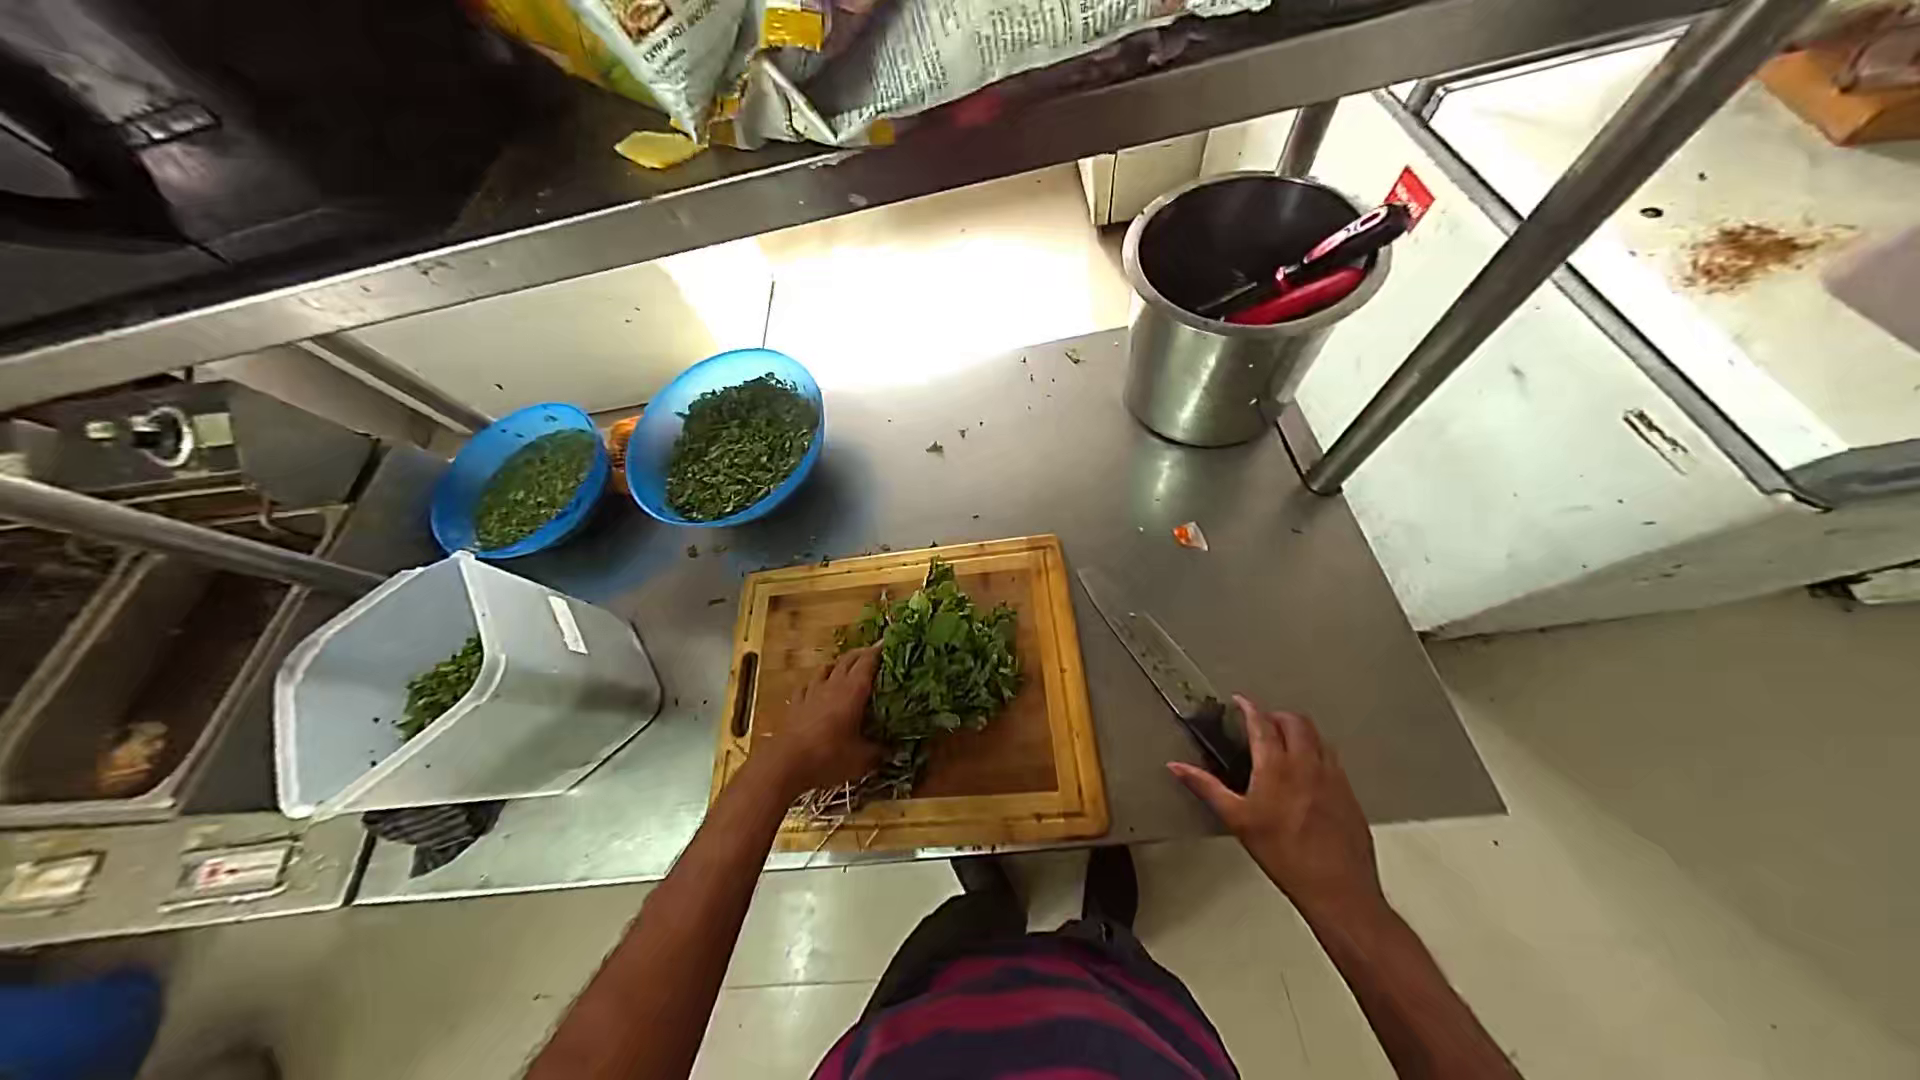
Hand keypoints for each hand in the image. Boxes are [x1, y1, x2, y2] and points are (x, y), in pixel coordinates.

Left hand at [750, 645, 882, 799]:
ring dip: (837, 665)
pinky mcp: (795, 705)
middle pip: (847, 660)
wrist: (786, 764)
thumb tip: (893, 749)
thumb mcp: (862, 759)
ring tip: (844, 667)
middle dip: (861, 653)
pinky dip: (814, 684)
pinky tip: (815, 689)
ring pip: (825, 669)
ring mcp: (811, 693)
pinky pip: (806, 687)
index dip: (878, 652)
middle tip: (872, 652)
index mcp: (853, 691)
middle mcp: (832, 685)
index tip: (886, 644)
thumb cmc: (829, 757)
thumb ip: (878, 752)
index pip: (867, 662)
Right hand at [1168, 695, 1383, 918]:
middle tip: (1262, 720)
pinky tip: (1308, 769)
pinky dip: (1317, 751)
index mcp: (1277, 767)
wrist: (1337, 888)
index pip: (1262, 723)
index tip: (1241, 701)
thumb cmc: (1285, 856)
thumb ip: (1205, 787)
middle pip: (1295, 721)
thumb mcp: (1237, 819)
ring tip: (1285, 739)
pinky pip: (1333, 758)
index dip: (1249, 707)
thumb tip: (1178, 768)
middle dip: (1276, 715)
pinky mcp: (1349, 793)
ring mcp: (1333, 777)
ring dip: (1300, 730)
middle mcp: (1307, 765)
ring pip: (1318, 736)